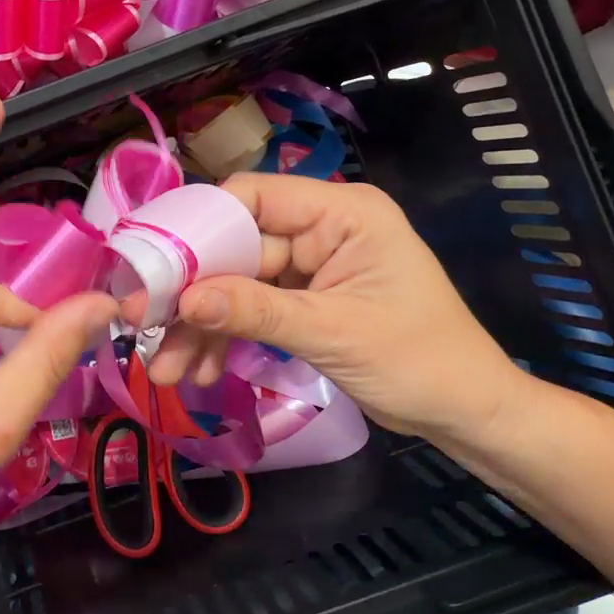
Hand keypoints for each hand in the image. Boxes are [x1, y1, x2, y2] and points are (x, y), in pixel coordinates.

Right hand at [144, 173, 527, 444]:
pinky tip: (201, 370)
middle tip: (144, 326)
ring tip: (166, 370)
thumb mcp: (334, 332)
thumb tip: (185, 300)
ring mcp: (308, 264)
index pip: (250, 197)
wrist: (469, 415)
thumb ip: (256, 311)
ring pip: (234, 283)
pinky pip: (248, 308)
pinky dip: (224, 337)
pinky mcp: (301, 297)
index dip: (199, 227)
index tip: (153, 266)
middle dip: (192, 293)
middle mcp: (319, 228)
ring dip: (200, 325)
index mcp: (340, 213)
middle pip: (234, 246)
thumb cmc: (421, 361)